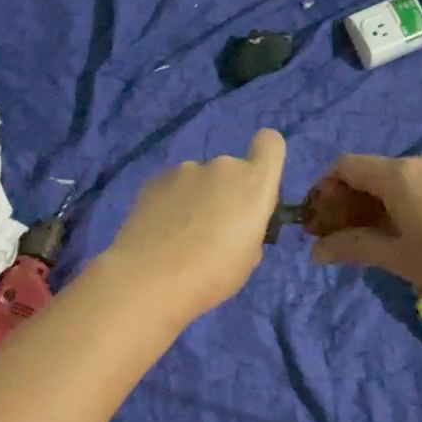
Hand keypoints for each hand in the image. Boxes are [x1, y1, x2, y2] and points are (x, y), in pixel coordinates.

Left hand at [100, 129, 285, 319]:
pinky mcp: (154, 180)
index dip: (265, 159)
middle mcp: (222, 167)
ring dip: (196, 199)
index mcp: (253, 184)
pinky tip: (161, 231)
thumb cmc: (212, 274)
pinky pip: (173, 187)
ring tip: (181, 236)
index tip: (256, 187)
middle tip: (213, 230)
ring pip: (199, 180)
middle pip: (232, 170)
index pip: (271, 143)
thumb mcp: (248, 258)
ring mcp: (185, 170)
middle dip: (226, 192)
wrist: (150, 278)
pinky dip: (171, 203)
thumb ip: (251, 228)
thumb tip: (238, 224)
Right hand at [309, 153, 421, 305]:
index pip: (346, 165)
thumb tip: (316, 251)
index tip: (319, 221)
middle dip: (349, 202)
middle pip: (371, 173)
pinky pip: (421, 188)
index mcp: (398, 174)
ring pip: (398, 182)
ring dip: (376, 206)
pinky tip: (410, 237)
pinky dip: (403, 206)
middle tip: (340, 238)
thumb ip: (353, 247)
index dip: (325, 189)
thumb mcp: (396, 257)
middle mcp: (421, 163)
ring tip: (374, 242)